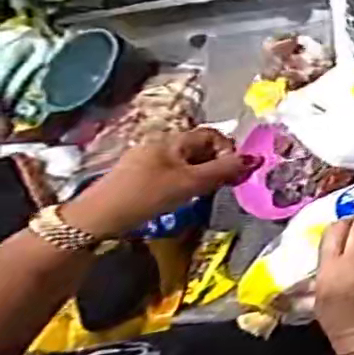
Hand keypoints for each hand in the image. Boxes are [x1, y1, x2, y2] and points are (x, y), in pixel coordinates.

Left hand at [65, 126, 255, 238]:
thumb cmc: (148, 195)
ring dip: (205, 173)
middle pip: (202, 147)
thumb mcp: (194, 181)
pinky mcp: (140, 174)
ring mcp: (146, 160)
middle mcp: (158, 145)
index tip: (231, 169)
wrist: (96, 219)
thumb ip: (228, 168)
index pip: (213, 135)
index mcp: (170, 141)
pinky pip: (175, 170)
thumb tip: (257, 158)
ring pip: (190, 161)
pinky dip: (188, 179)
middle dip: (218, 163)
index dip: (229, 149)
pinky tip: (184, 193)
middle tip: (223, 182)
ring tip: (205, 189)